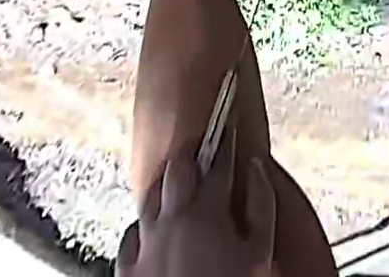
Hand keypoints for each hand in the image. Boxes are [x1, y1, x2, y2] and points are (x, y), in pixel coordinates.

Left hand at [116, 124, 275, 276]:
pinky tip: (155, 230)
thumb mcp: (260, 250)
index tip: (231, 126)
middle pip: (176, 167)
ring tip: (178, 183)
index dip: (228, 140)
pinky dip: (145, 225)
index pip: (220, 160)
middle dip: (191, 151)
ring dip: (166, 186)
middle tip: (202, 144)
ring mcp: (145, 246)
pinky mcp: (127, 272)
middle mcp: (171, 220)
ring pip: (150, 197)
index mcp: (206, 211)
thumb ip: (261, 202)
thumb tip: (255, 168)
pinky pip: (131, 236)